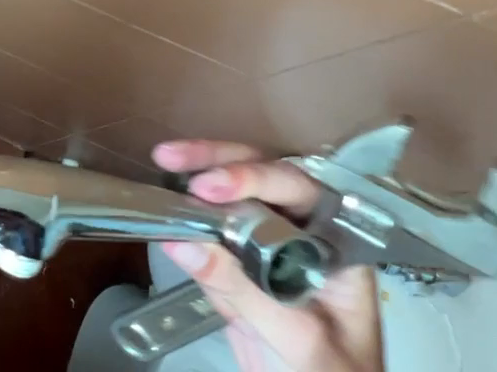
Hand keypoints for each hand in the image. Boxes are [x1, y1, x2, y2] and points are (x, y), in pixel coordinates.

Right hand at [154, 140, 382, 371]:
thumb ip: (243, 290)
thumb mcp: (296, 340)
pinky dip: (185, 214)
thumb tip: (181, 241)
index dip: (254, 179)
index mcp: (335, 248)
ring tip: (162, 160)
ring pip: (234, 196)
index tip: (209, 186)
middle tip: (171, 157)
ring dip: (196, 173)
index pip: (299, 193)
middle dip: (219, 160)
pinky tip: (161, 203)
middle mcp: (303, 237)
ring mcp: (269, 249)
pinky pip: (210, 232)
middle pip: (264, 179)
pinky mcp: (238, 267)